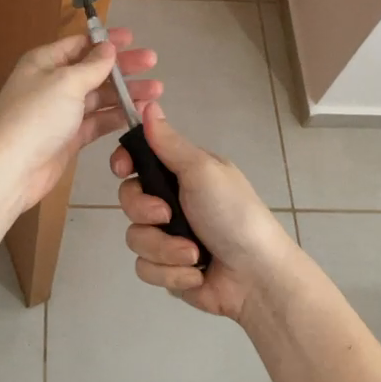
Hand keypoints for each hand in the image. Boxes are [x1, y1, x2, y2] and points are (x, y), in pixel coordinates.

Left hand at [0, 28, 161, 215]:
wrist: (11, 170)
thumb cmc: (36, 116)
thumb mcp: (66, 83)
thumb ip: (92, 66)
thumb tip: (108, 47)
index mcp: (45, 62)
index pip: (79, 44)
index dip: (106, 41)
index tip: (132, 38)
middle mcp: (52, 83)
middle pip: (93, 70)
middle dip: (122, 67)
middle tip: (152, 62)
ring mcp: (61, 112)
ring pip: (99, 97)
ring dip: (125, 93)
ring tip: (156, 91)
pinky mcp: (69, 137)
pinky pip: (97, 121)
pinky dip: (116, 117)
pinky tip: (139, 113)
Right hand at [111, 104, 298, 320]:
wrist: (257, 277)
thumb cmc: (233, 213)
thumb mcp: (202, 171)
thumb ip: (168, 143)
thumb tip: (148, 104)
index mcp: (182, 173)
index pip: (139, 159)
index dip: (124, 162)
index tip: (123, 170)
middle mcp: (172, 201)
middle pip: (129, 199)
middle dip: (145, 211)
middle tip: (167, 216)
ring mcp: (168, 237)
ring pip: (135, 237)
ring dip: (165, 249)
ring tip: (194, 254)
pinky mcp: (168, 270)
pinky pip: (146, 268)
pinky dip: (171, 273)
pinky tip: (196, 274)